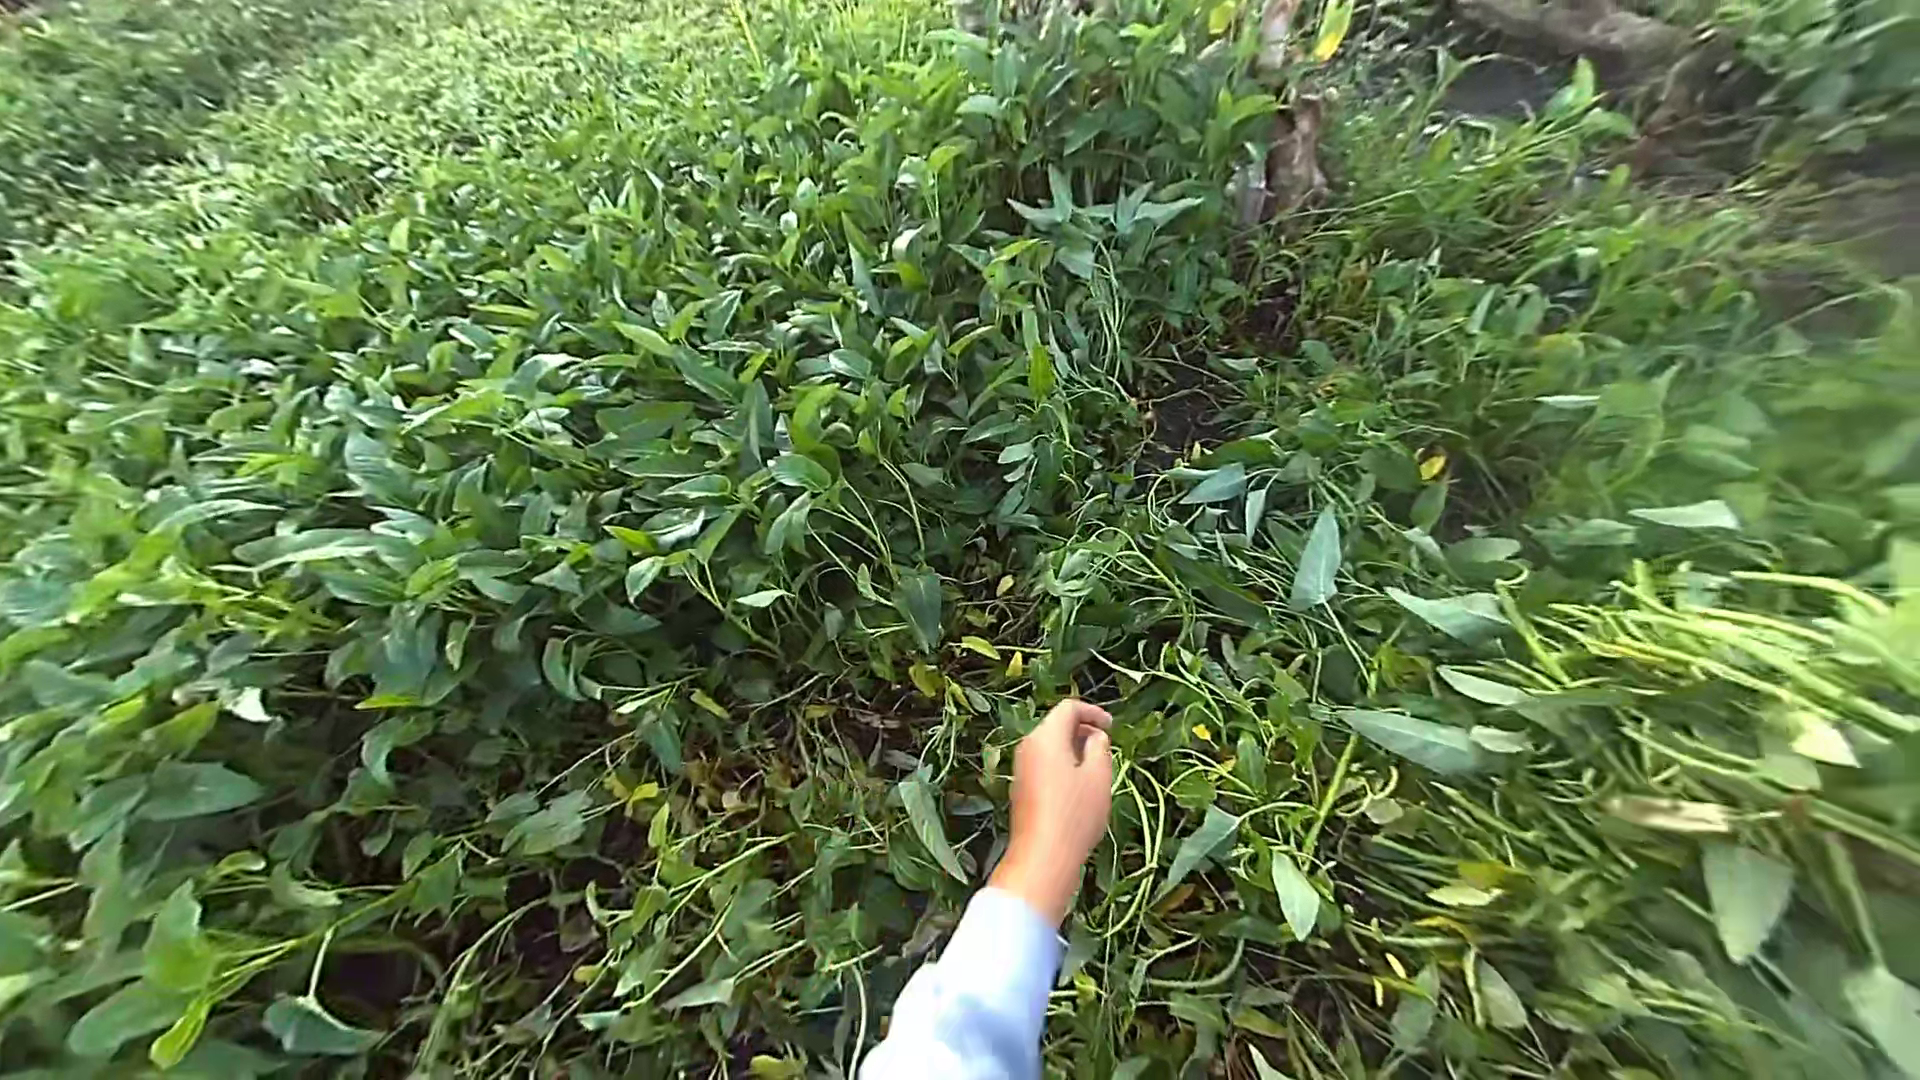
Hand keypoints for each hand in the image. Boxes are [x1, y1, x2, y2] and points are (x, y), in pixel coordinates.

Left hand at [989, 699, 1113, 925]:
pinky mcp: (1021, 787)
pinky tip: (1078, 789)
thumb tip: (1095, 736)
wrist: (1042, 857)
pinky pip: (1043, 763)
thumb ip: (1099, 748)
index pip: (1068, 708)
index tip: (1111, 726)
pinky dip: (1062, 764)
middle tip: (1106, 747)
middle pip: (1056, 725)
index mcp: (1046, 736)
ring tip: (1096, 770)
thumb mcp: (1098, 777)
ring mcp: (1021, 767)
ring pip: (1050, 745)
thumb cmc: (1074, 814)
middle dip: (1083, 730)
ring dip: (1073, 749)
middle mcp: (1028, 746)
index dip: (1093, 712)